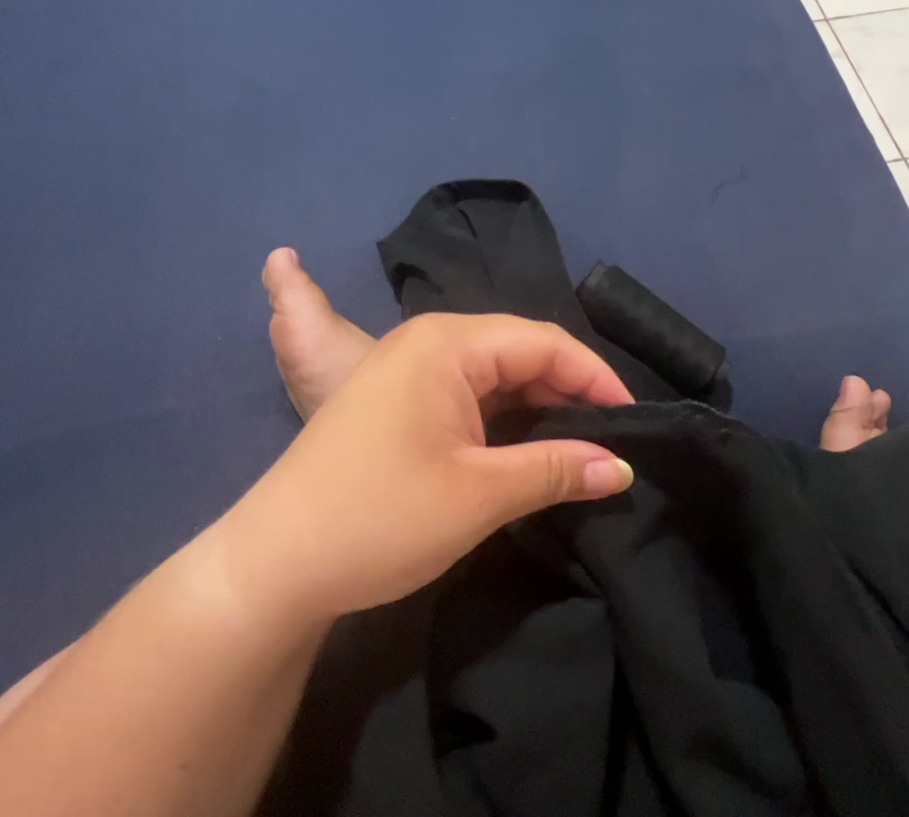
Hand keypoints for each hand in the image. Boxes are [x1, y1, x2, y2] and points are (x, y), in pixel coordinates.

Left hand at [213, 313, 635, 620]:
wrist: (274, 566)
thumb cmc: (381, 517)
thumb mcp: (481, 494)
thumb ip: (559, 470)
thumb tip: (624, 468)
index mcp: (447, 343)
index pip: (545, 342)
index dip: (596, 379)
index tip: (634, 424)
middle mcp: (426, 343)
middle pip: (520, 352)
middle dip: (569, 393)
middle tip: (611, 442)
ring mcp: (405, 373)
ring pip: (494, 376)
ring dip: (538, 409)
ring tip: (579, 450)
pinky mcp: (394, 406)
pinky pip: (466, 397)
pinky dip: (503, 421)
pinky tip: (526, 451)